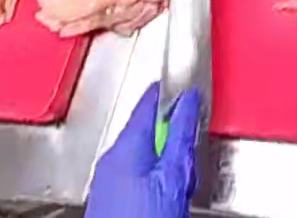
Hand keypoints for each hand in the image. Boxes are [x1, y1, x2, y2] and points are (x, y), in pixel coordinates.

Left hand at [87, 84, 199, 217]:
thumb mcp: (173, 176)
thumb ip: (182, 133)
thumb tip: (189, 99)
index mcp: (126, 146)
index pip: (151, 100)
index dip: (173, 93)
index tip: (189, 91)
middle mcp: (111, 161)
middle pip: (148, 131)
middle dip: (172, 139)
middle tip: (189, 157)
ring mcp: (106, 184)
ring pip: (143, 157)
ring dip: (164, 164)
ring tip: (179, 187)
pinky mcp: (107, 205)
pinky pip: (134, 179)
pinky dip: (152, 182)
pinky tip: (164, 201)